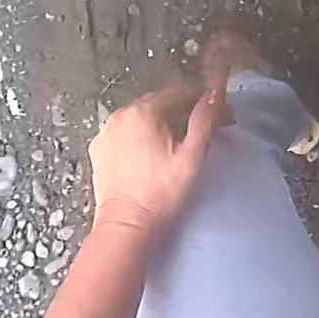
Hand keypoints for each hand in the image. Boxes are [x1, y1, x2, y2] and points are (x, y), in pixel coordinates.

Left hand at [88, 84, 222, 237]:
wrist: (127, 225)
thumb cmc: (161, 193)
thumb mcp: (192, 155)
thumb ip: (205, 120)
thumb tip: (214, 95)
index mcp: (145, 112)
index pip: (181, 92)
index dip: (203, 102)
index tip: (218, 116)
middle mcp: (121, 115)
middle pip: (160, 102)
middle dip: (183, 113)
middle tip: (201, 133)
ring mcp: (107, 132)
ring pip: (142, 116)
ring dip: (162, 124)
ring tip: (177, 147)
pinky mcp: (100, 149)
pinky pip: (125, 132)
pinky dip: (140, 137)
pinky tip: (151, 155)